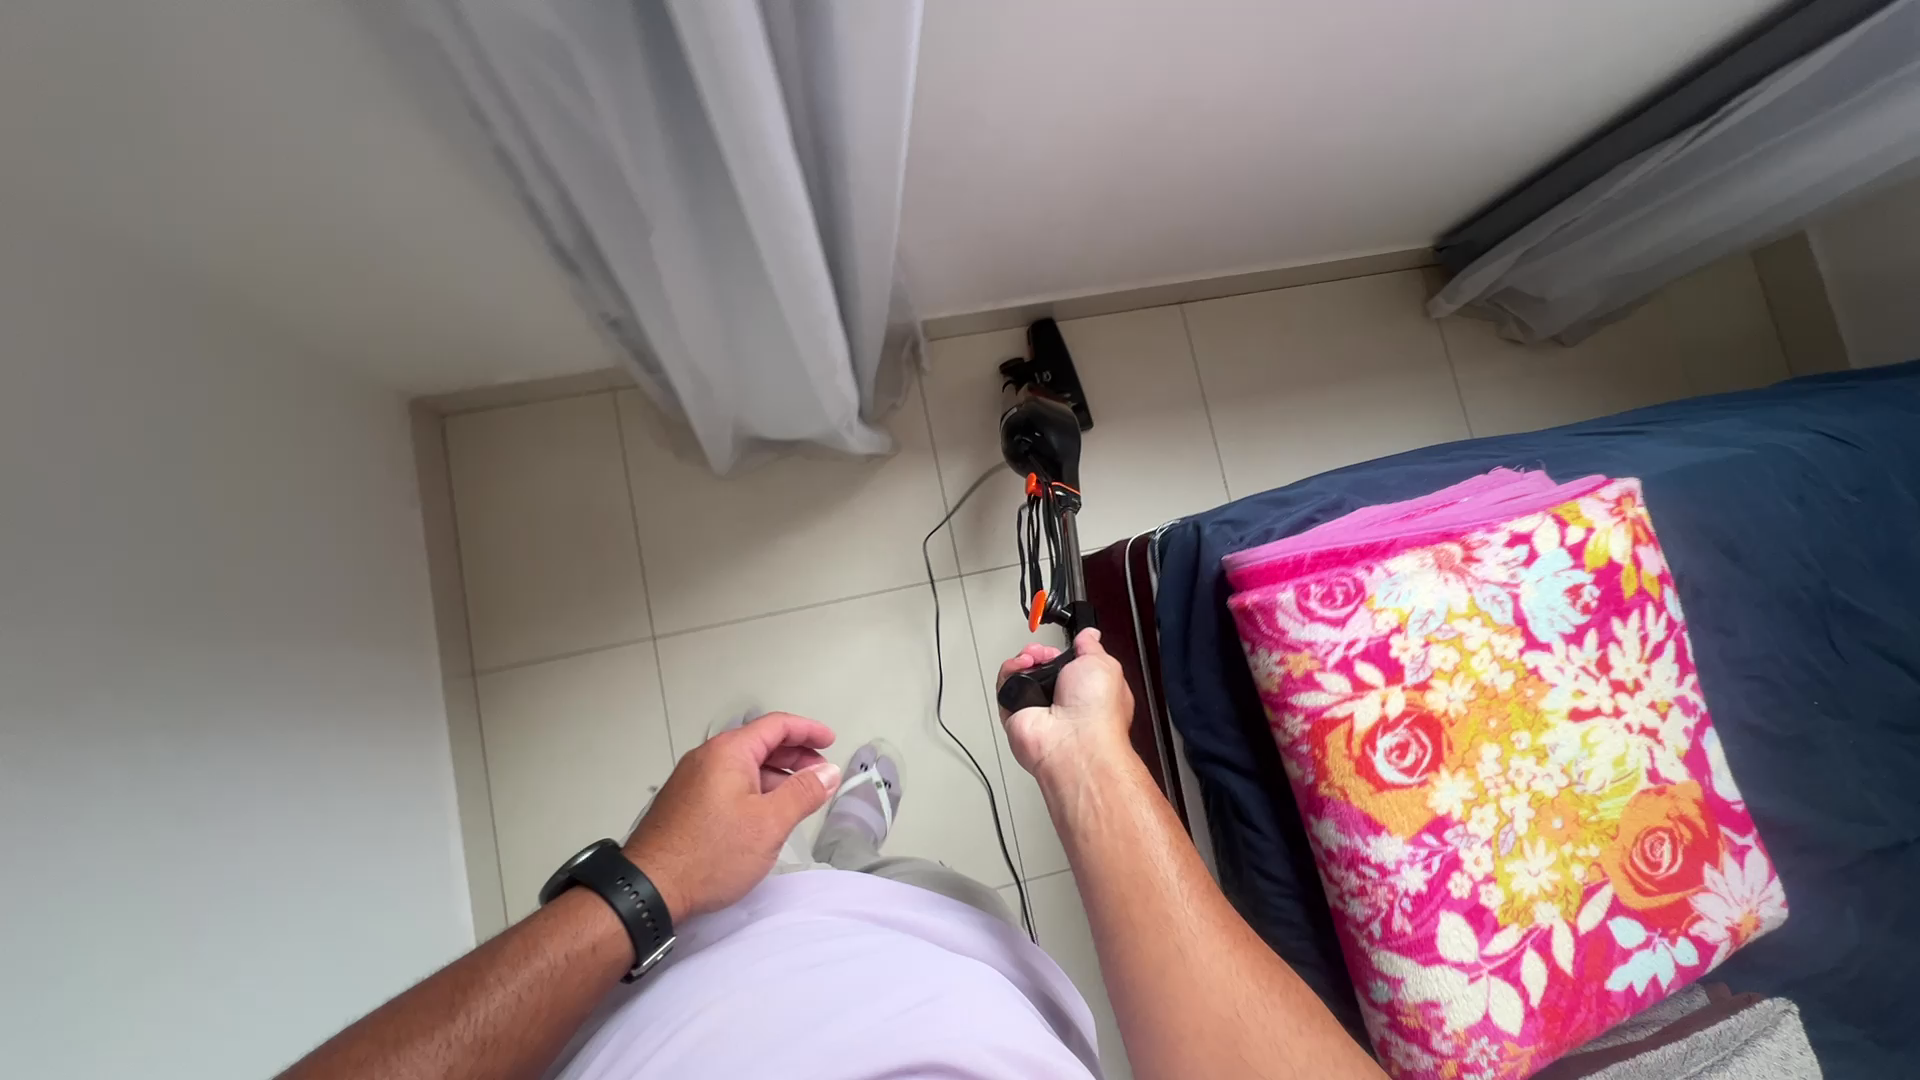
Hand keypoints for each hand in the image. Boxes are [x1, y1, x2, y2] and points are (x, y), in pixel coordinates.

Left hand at [622, 712, 838, 920]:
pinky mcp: (686, 801)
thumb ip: (804, 793)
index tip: (830, 741)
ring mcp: (693, 779)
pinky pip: (728, 782)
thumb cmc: (709, 855)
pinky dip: (755, 788)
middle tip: (820, 774)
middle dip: (795, 755)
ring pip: (745, 765)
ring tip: (798, 799)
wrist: (648, 891)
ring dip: (776, 775)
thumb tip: (827, 772)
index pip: (777, 725)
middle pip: (761, 742)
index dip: (808, 730)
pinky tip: (765, 814)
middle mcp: (708, 757)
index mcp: (729, 752)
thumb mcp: (769, 824)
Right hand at [996, 628, 1134, 786]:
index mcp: (1087, 690)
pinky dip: (1010, 670)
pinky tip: (1022, 666)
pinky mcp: (1015, 713)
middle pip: (1041, 666)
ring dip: (1026, 658)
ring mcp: (1038, 708)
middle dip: (1041, 652)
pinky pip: (1005, 685)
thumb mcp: (1104, 664)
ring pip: (1021, 673)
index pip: (1069, 665)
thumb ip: (1091, 647)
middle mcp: (1062, 701)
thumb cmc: (1098, 712)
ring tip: (1033, 658)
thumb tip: (1089, 635)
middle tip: (1046, 652)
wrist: (1075, 739)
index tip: (1064, 645)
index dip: (1064, 652)